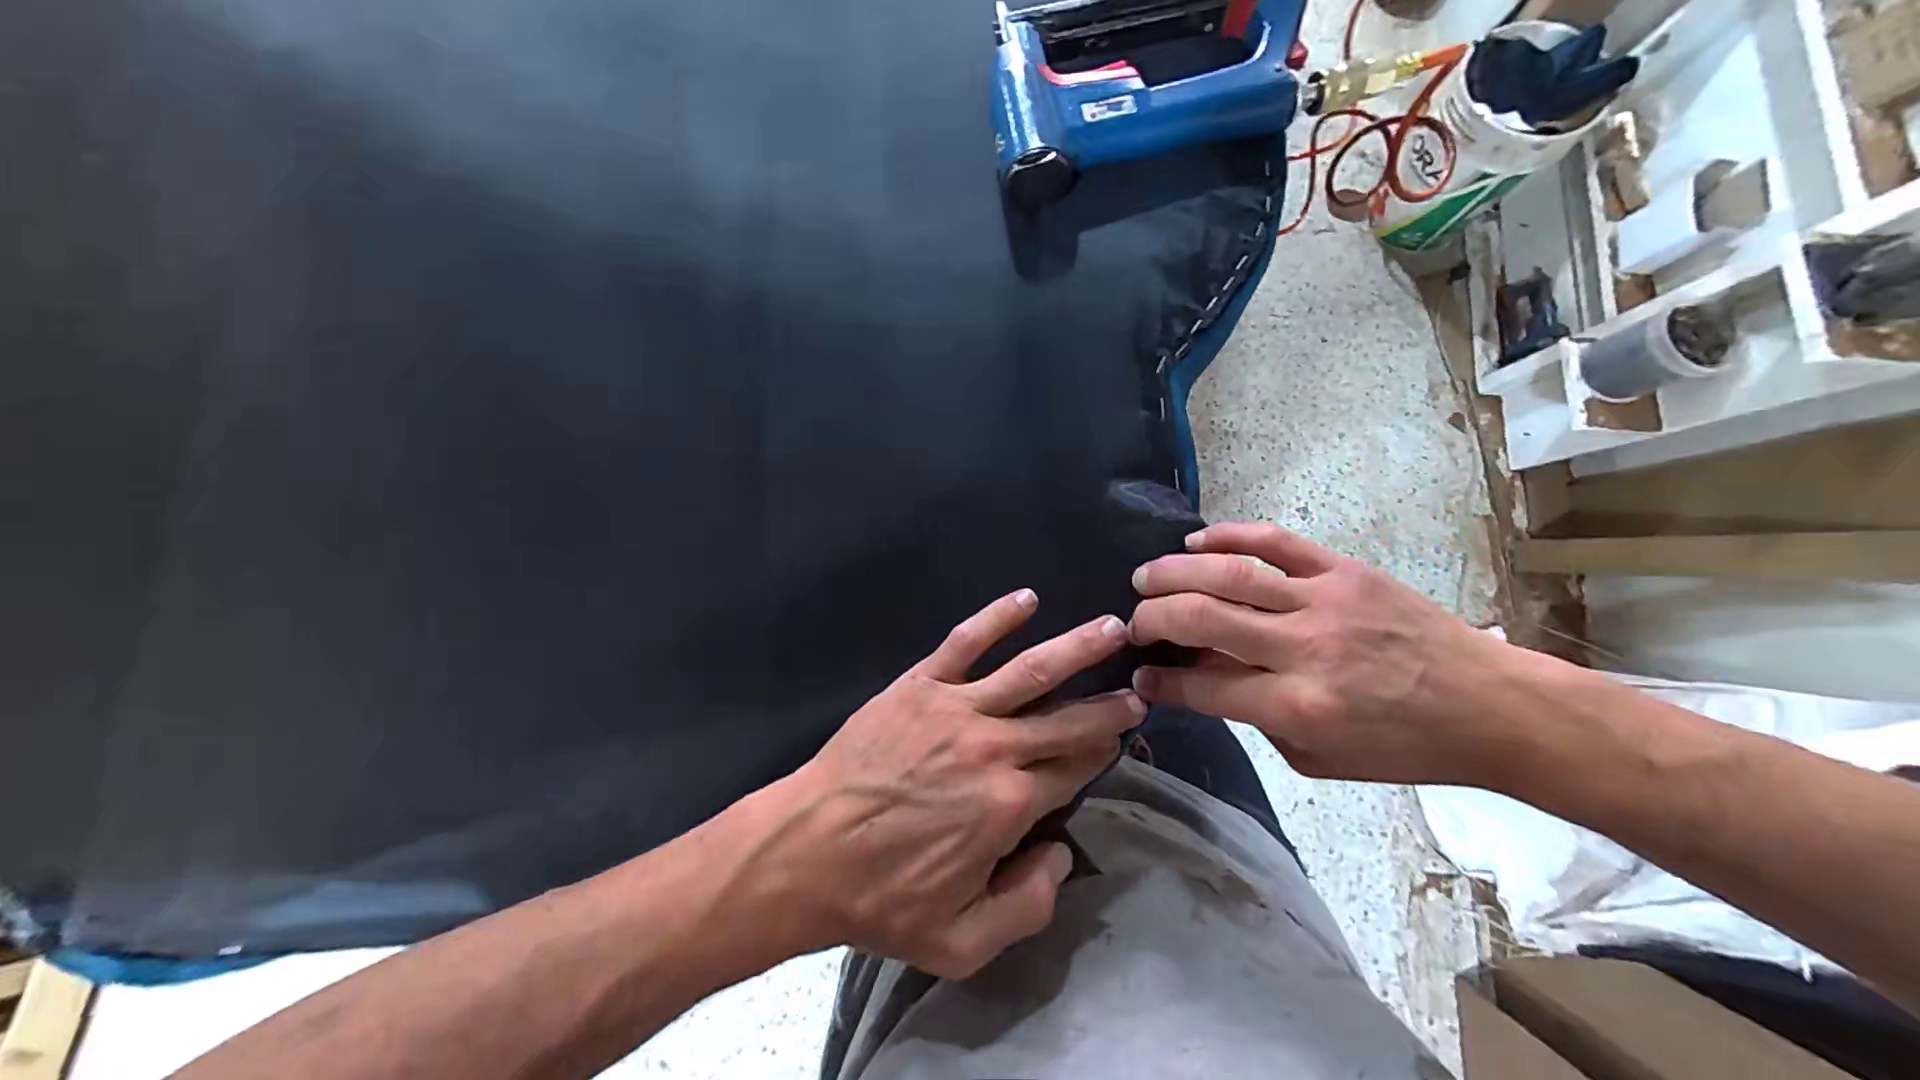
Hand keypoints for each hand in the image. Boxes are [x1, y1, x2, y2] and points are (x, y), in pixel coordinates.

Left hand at [753, 590, 1140, 977]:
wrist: (804, 852)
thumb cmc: (880, 899)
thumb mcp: (960, 943)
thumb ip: (1027, 906)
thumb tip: (1060, 854)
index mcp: (1010, 806)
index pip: (1074, 771)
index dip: (1100, 755)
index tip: (1120, 739)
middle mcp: (994, 748)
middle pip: (1067, 720)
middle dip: (1108, 706)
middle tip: (1136, 689)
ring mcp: (956, 709)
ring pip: (1031, 671)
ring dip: (1078, 647)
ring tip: (1113, 627)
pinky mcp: (918, 685)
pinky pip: (965, 643)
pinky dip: (998, 617)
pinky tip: (1026, 598)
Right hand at [1128, 522, 1534, 787]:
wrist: (1490, 706)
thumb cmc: (1403, 745)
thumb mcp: (1319, 758)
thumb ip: (1255, 719)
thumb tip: (1205, 675)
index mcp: (1297, 707)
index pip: (1203, 685)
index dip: (1160, 678)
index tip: (1140, 672)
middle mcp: (1303, 650)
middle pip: (1201, 618)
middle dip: (1151, 618)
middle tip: (1133, 621)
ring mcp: (1323, 602)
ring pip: (1227, 573)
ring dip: (1173, 572)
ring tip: (1146, 576)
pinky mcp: (1344, 570)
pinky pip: (1274, 541)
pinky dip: (1227, 535)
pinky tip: (1195, 541)